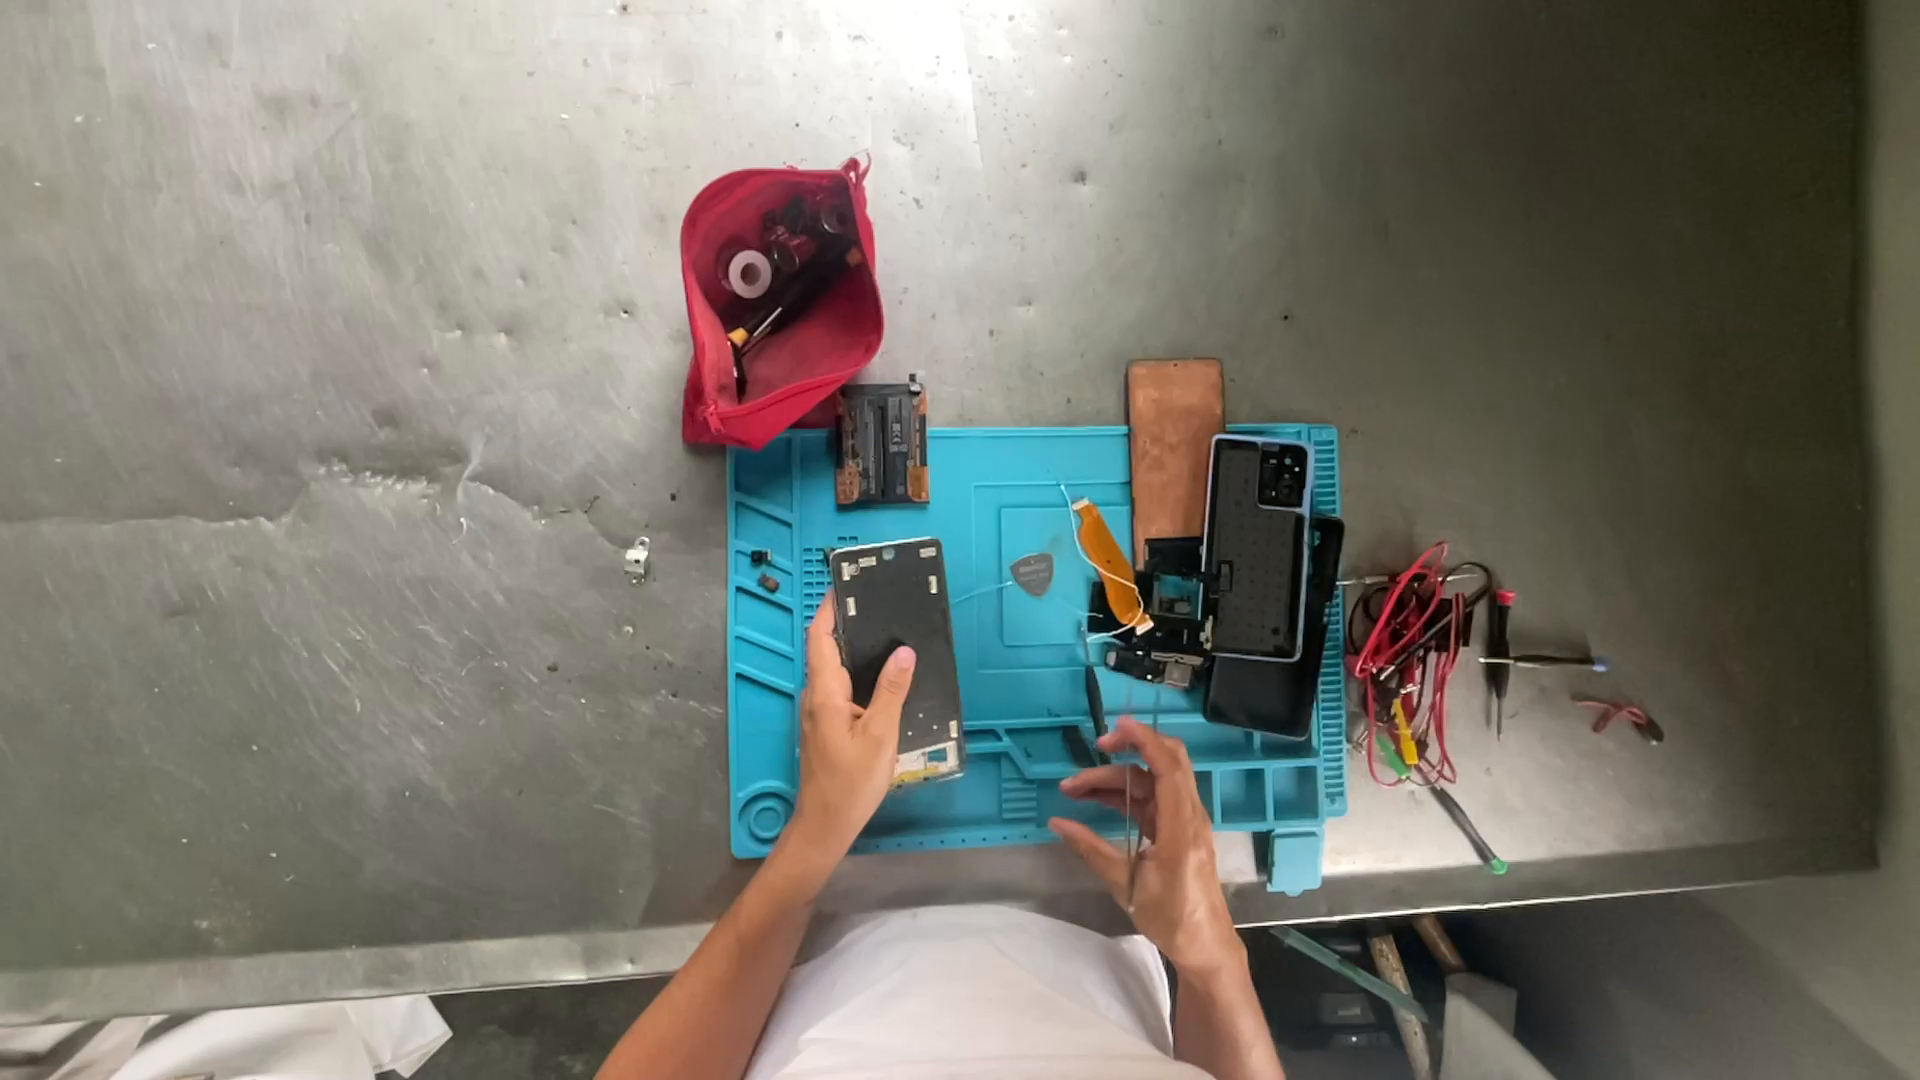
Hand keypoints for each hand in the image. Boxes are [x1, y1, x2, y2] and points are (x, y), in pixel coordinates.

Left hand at [788, 592, 913, 857]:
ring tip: (888, 632)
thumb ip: (892, 691)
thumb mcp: (880, 735)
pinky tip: (883, 676)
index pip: (820, 638)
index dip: (830, 609)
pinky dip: (858, 673)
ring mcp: (818, 711)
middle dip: (848, 623)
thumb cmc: (852, 782)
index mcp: (824, 692)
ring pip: (834, 669)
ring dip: (855, 649)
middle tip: (880, 604)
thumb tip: (904, 651)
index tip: (846, 585)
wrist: (826, 825)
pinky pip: (840, 687)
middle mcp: (815, 696)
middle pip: (827, 649)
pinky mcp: (825, 724)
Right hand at [1048, 718, 1244, 977]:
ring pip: (1152, 781)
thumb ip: (1091, 849)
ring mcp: (1186, 821)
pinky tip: (1098, 801)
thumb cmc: (1171, 918)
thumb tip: (1057, 823)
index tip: (1117, 726)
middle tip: (1094, 751)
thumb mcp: (1125, 885)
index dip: (1144, 740)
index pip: (1167, 767)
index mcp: (1181, 825)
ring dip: (1117, 779)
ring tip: (1076, 790)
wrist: (1205, 947)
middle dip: (1128, 750)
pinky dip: (1126, 794)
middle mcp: (1188, 815)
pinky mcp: (1179, 829)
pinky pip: (1153, 798)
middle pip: (1165, 762)